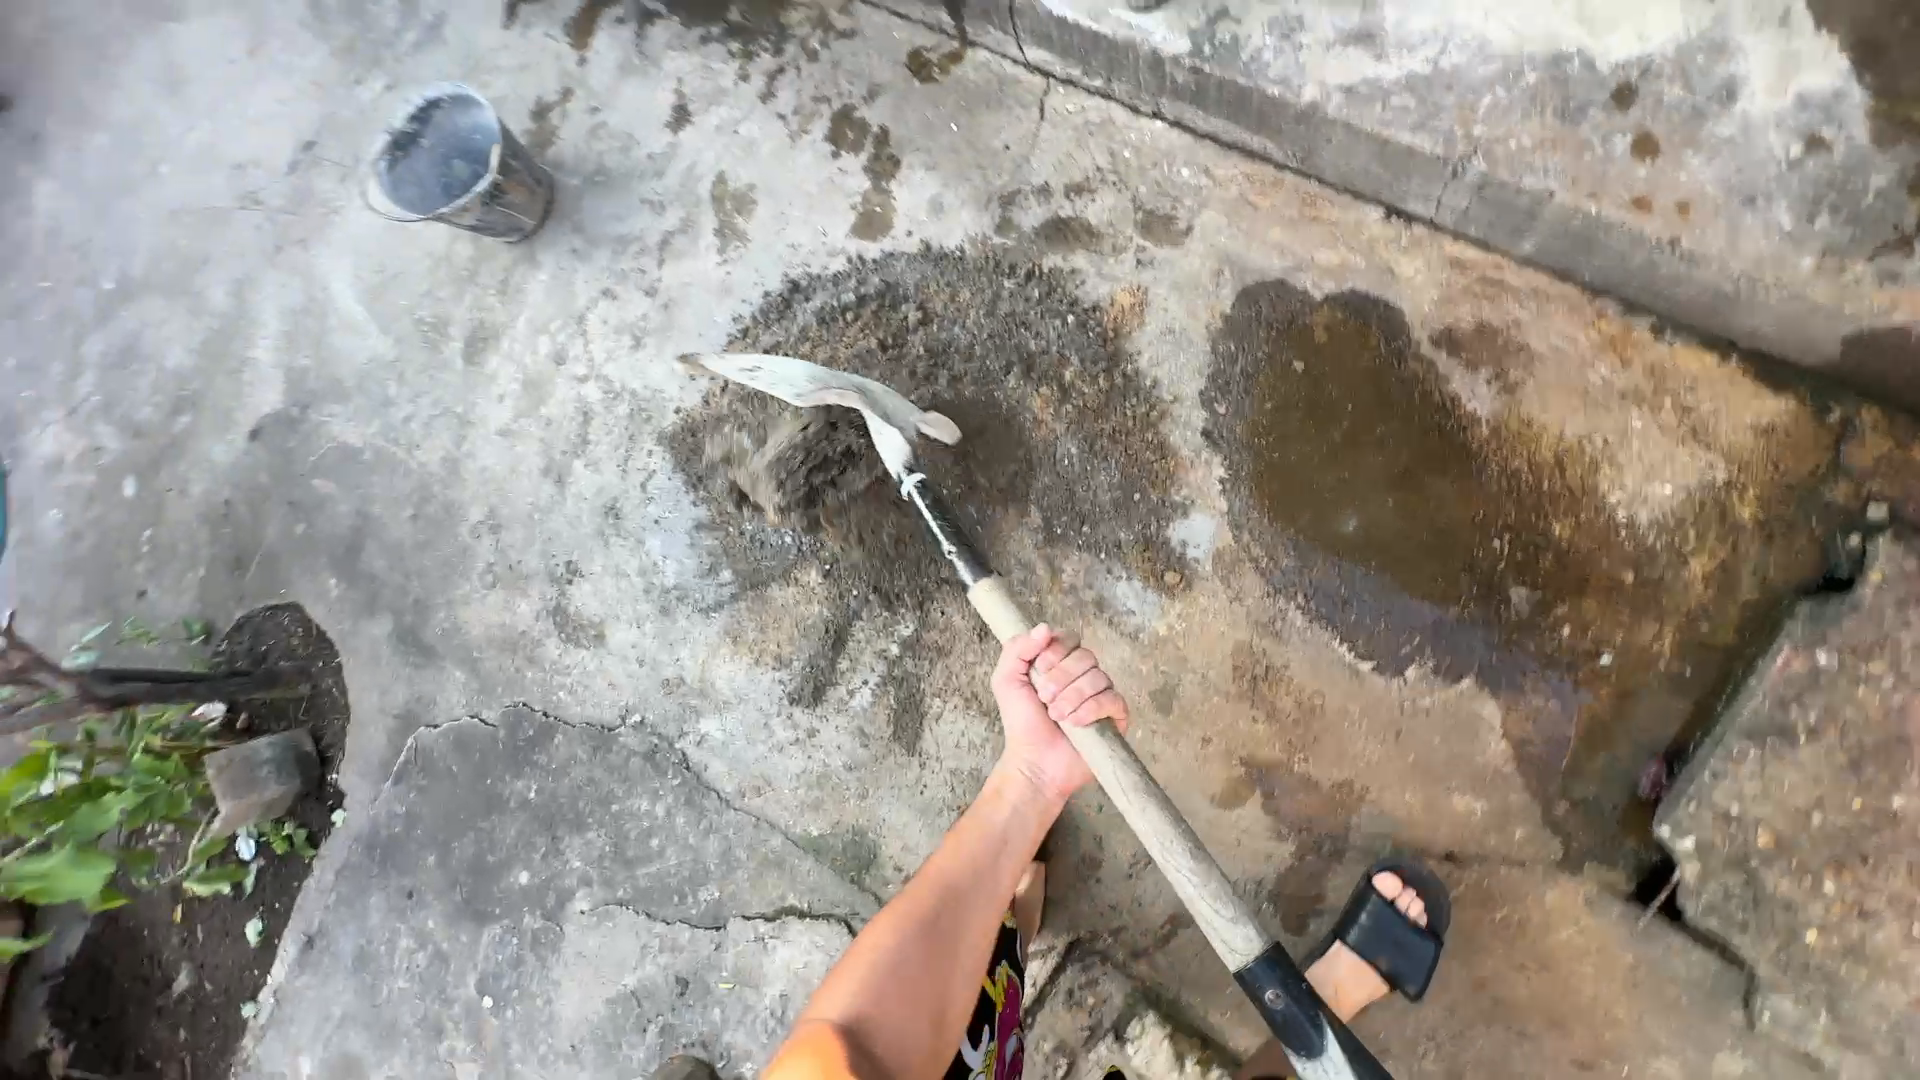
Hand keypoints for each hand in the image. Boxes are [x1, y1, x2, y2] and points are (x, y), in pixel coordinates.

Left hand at [991, 624, 1129, 801]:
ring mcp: (1100, 693)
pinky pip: (1112, 699)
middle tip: (1044, 698)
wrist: (1035, 760)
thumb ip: (1018, 649)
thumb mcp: (1007, 680)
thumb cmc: (1022, 722)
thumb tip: (1045, 627)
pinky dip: (1091, 709)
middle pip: (1085, 655)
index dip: (1055, 651)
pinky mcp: (1114, 715)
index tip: (1038, 670)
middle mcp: (1082, 674)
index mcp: (1060, 661)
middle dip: (1061, 677)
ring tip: (1056, 715)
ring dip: (1072, 696)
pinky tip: (1075, 723)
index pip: (1068, 638)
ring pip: (1098, 676)